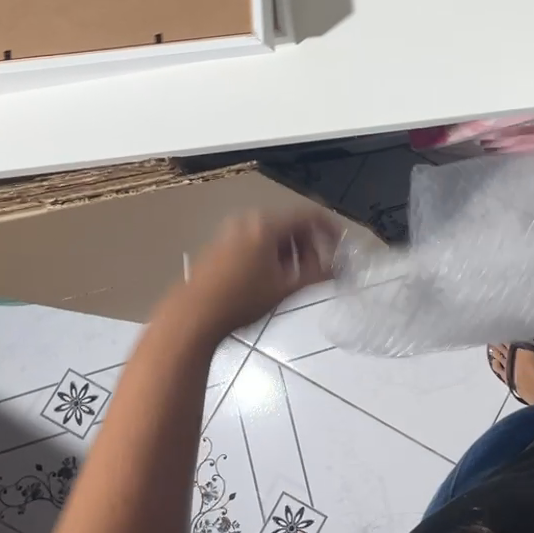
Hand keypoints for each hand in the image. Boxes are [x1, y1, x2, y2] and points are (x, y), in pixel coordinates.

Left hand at [158, 211, 341, 341]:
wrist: (191, 318)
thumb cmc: (241, 301)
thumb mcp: (286, 288)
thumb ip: (318, 274)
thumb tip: (340, 268)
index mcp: (266, 224)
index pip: (309, 215)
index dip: (329, 229)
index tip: (342, 245)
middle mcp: (248, 220)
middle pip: (290, 224)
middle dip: (309, 244)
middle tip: (319, 267)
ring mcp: (231, 231)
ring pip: (272, 234)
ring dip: (290, 251)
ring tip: (296, 277)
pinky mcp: (220, 244)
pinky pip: (255, 240)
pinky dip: (271, 253)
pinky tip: (273, 277)